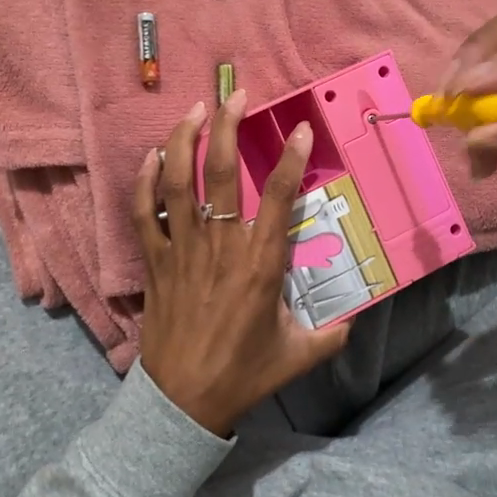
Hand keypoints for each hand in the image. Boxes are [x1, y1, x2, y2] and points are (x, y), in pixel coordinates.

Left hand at [133, 92, 352, 435]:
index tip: (301, 129)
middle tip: (237, 96)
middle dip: (230, 127)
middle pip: (224, 174)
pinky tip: (151, 156)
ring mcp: (182, 249)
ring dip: (185, 140)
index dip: (293, 159)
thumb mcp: (298, 356)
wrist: (184, 401)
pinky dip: (144, 181)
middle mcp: (221, 246)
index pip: (281, 198)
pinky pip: (144, 212)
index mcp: (260, 263)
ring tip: (196, 110)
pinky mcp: (154, 260)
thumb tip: (352, 322)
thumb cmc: (243, 375)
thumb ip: (330, 335)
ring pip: (179, 182)